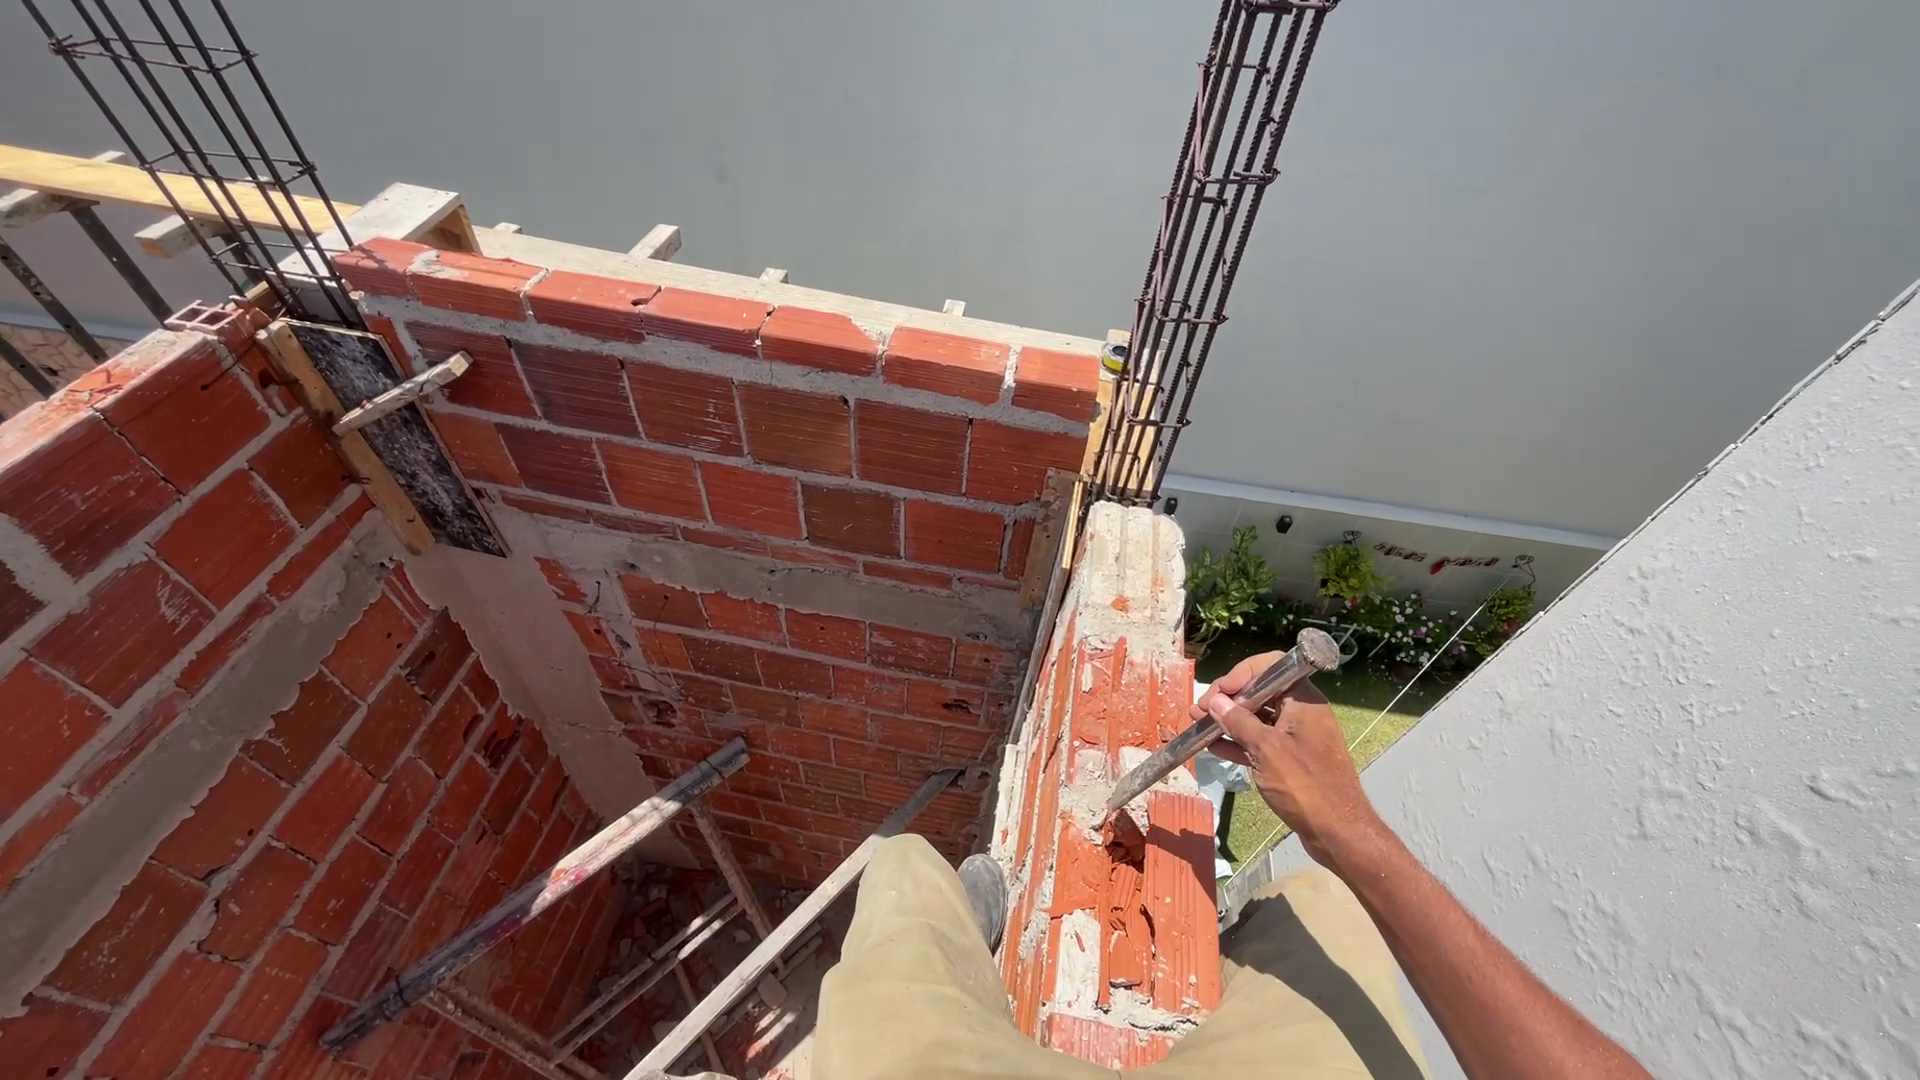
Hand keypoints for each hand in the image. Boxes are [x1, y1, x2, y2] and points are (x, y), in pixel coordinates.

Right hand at [1196, 652, 1384, 868]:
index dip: (1242, 673)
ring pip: (1257, 718)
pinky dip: (1238, 741)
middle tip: (1200, 710)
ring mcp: (1296, 737)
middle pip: (1260, 691)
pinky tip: (1213, 746)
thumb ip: (1238, 722)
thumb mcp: (1266, 750)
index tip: (1220, 692)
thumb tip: (1216, 701)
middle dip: (1228, 698)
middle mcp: (1302, 712)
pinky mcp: (1291, 759)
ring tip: (1198, 725)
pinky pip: (1259, 741)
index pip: (1271, 666)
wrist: (1339, 834)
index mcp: (1304, 700)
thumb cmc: (1306, 787)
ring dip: (1227, 720)